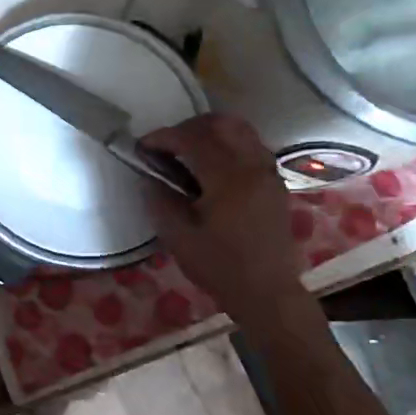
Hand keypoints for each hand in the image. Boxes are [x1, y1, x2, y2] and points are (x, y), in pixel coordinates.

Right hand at [140, 114, 304, 309]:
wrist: (267, 291)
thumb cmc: (219, 267)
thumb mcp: (178, 237)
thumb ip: (160, 201)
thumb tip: (149, 178)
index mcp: (228, 179)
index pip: (192, 139)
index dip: (163, 137)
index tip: (142, 147)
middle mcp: (253, 166)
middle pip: (221, 123)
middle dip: (188, 127)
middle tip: (165, 146)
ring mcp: (268, 172)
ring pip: (240, 130)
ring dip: (210, 132)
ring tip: (186, 152)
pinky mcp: (274, 182)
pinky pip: (250, 146)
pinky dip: (227, 144)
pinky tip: (210, 166)